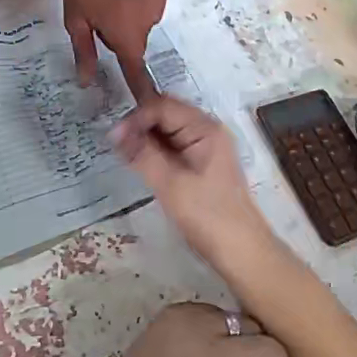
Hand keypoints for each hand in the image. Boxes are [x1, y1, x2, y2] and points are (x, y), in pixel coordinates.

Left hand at [62, 0, 168, 99]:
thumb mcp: (75, 22)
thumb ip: (85, 53)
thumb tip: (88, 83)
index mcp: (126, 33)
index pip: (136, 68)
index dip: (142, 88)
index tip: (151, 106)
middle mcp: (148, 21)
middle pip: (136, 43)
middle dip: (121, 37)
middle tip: (101, 17)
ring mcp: (158, 3)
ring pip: (143, 25)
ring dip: (130, 20)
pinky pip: (150, 8)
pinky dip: (139, 5)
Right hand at [113, 98, 273, 264]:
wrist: (242, 250)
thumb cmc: (207, 215)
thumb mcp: (170, 184)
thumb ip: (143, 154)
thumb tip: (115, 132)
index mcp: (205, 128)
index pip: (163, 106)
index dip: (136, 117)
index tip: (114, 138)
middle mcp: (208, 130)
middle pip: (167, 113)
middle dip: (140, 125)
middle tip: (118, 145)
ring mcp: (207, 146)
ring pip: (170, 130)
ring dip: (147, 138)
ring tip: (126, 155)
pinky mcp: (203, 163)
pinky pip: (175, 145)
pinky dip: (157, 150)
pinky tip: (143, 163)